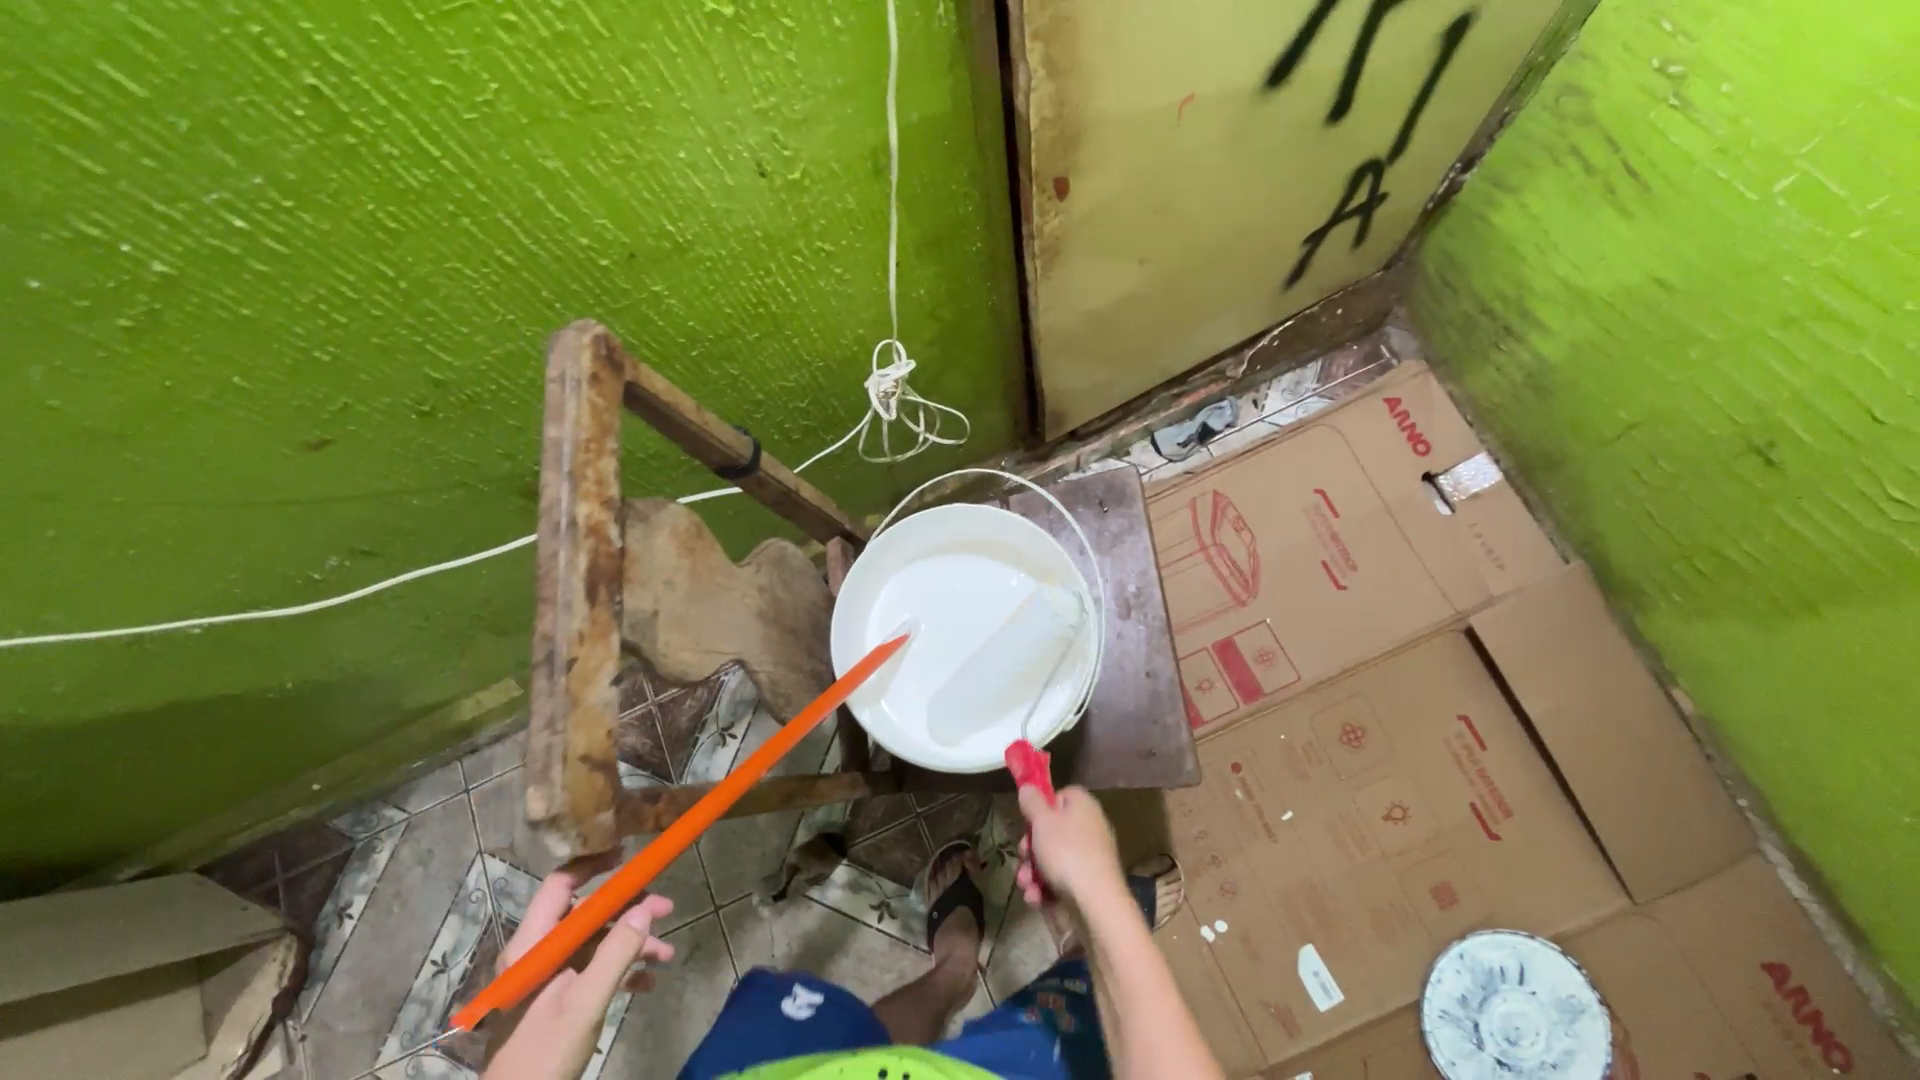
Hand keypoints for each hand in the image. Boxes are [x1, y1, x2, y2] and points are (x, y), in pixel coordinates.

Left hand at [481, 869, 674, 1079]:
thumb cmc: (543, 1057)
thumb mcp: (585, 1004)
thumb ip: (615, 953)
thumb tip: (644, 909)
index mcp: (533, 946)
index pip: (561, 886)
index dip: (593, 865)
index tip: (629, 857)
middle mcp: (539, 954)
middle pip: (587, 913)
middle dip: (628, 909)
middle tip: (667, 909)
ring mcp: (549, 978)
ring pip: (596, 942)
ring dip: (632, 943)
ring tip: (667, 954)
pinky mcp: (559, 1000)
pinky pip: (595, 970)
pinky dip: (622, 970)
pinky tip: (648, 983)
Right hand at [1016, 784, 1123, 906]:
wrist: (1096, 902)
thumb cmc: (1066, 852)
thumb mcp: (1042, 821)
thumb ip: (1032, 802)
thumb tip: (1028, 787)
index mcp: (1083, 806)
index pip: (1060, 796)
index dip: (1041, 809)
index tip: (1028, 822)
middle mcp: (1090, 827)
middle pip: (1051, 831)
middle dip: (1029, 849)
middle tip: (1022, 858)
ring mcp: (1091, 857)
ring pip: (1051, 858)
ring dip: (1033, 872)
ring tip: (1026, 885)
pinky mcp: (1088, 882)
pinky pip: (1061, 879)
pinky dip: (1046, 888)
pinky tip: (1037, 898)